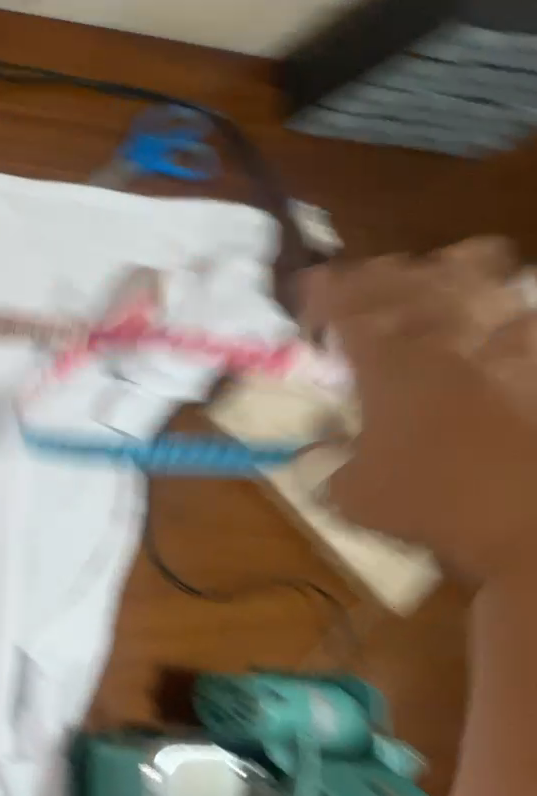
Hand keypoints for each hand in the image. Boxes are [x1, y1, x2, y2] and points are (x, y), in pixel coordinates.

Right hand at [305, 238, 536, 579]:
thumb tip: (322, 447)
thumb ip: (331, 459)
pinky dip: (495, 308)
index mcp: (392, 362)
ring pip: (477, 267)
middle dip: (376, 280)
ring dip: (440, 276)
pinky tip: (484, 332)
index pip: (345, 302)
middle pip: (411, 272)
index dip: (320, 291)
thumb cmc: (439, 504)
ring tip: (423, 298)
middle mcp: (454, 333)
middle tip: (356, 299)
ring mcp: (521, 335)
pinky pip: (523, 305)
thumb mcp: (354, 493)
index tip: (304, 295)